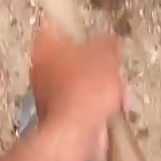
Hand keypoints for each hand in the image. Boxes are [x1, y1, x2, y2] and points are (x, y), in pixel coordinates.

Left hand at [29, 25, 127, 160]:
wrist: (76, 133)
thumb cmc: (87, 87)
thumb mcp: (106, 56)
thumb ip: (108, 43)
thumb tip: (108, 41)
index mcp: (45, 47)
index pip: (52, 27)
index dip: (72, 28)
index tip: (91, 34)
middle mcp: (40, 69)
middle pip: (71, 58)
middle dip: (97, 64)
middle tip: (113, 69)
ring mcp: (47, 95)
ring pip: (79, 82)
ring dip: (101, 87)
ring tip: (120, 94)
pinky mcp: (59, 116)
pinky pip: (82, 104)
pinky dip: (97, 107)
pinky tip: (115, 112)